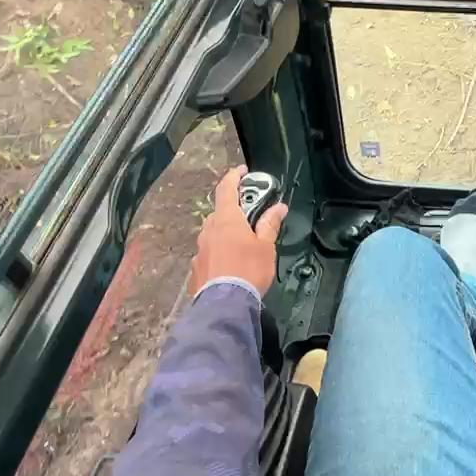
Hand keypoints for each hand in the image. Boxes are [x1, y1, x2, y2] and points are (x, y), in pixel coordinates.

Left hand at [186, 166, 288, 298]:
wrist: (225, 305)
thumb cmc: (248, 270)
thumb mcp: (266, 246)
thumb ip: (269, 224)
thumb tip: (279, 207)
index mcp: (226, 220)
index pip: (226, 189)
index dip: (234, 176)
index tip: (242, 171)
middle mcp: (208, 230)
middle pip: (220, 212)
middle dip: (234, 211)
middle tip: (249, 217)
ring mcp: (199, 250)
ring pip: (212, 233)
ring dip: (225, 233)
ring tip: (241, 244)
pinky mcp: (196, 268)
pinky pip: (208, 253)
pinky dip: (218, 252)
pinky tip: (229, 265)